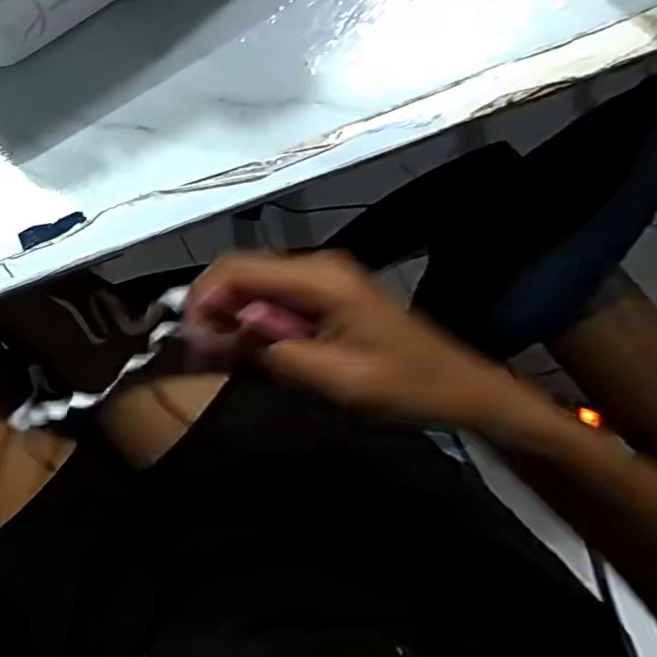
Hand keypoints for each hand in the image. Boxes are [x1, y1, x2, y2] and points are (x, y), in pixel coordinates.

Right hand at [186, 250, 540, 432]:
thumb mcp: (343, 380)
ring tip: (216, 351)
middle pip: (238, 271)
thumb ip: (280, 352)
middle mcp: (314, 266)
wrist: (467, 389)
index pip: (238, 269)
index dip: (204, 296)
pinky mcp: (320, 294)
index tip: (189, 334)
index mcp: (320, 278)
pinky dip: (248, 319)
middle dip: (210, 305)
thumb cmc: (411, 385)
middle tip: (199, 347)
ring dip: (227, 314)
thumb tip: (226, 335)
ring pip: (249, 283)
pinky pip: (268, 297)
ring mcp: (318, 278)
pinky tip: (244, 347)